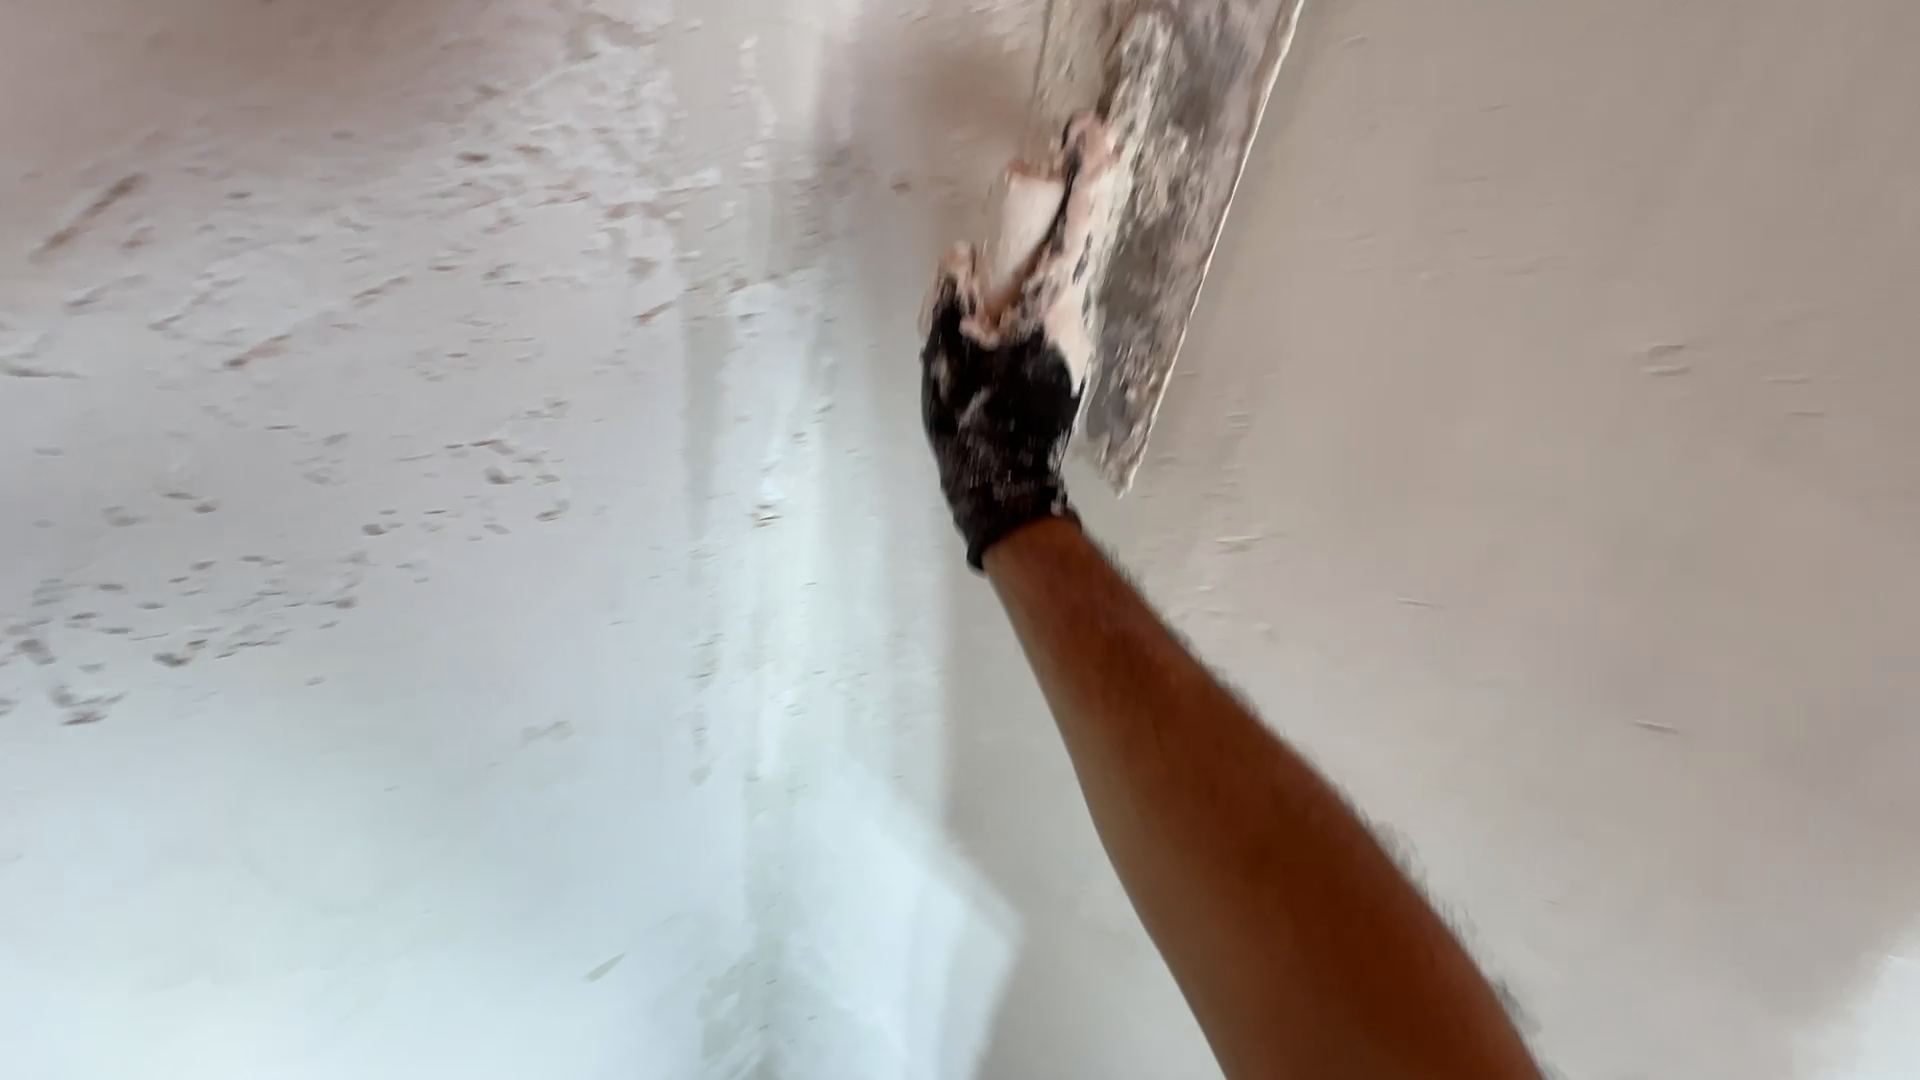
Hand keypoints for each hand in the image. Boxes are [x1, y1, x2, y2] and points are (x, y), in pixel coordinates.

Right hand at [920, 115, 1114, 568]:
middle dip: (1051, 218)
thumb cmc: (972, 424)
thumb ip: (950, 302)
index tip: (1087, 134)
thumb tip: (961, 258)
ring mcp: (1076, 344)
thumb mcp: (943, 360)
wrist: (1005, 485)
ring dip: (1032, 268)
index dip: (1085, 178)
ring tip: (995, 295)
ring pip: (1058, 285)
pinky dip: (1030, 301)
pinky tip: (1001, 332)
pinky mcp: (1070, 362)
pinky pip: (1051, 313)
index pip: (1074, 231)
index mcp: (1044, 313)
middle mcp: (1072, 322)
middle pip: (1070, 252)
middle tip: (1029, 203)